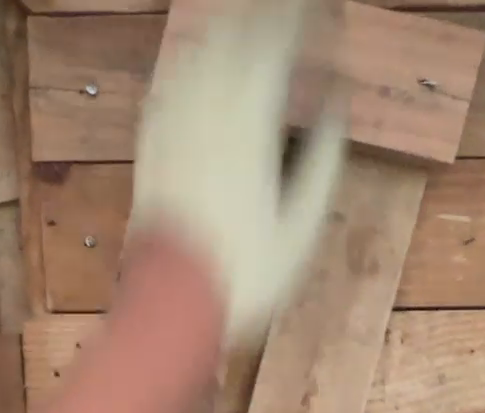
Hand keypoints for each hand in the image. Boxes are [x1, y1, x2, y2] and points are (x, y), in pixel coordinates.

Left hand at [129, 0, 346, 347]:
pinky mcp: (149, 153)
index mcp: (248, 130)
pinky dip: (184, 68)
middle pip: (231, 40)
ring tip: (243, 22)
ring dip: (222, 31)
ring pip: (194, 59)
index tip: (320, 12)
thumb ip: (320, 163)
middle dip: (261, 15)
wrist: (173, 310)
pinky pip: (163, 92)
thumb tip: (335, 113)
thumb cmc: (245, 277)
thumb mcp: (300, 230)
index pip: (274, 49)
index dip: (297, 21)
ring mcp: (172, 134)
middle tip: (285, 11)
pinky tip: (191, 64)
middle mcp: (205, 117)